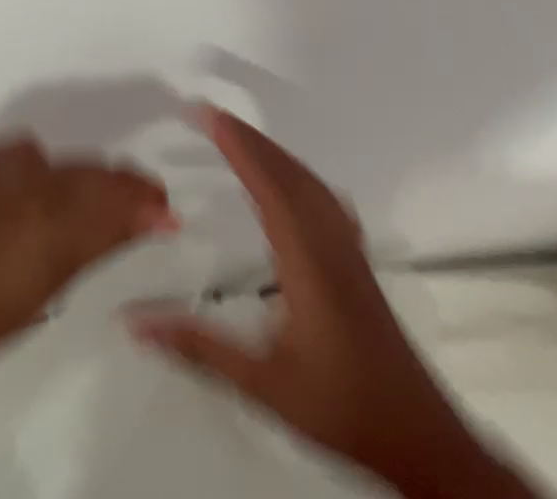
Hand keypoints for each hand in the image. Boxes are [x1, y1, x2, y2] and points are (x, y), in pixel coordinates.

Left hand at [0, 134, 175, 369]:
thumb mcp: (58, 279)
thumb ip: (106, 238)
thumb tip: (157, 217)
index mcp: (50, 209)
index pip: (116, 187)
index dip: (146, 197)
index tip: (165, 212)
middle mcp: (25, 175)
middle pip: (91, 170)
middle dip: (119, 190)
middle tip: (138, 215)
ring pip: (61, 161)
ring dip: (84, 181)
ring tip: (90, 211)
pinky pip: (26, 156)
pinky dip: (46, 172)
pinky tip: (43, 197)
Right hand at [130, 107, 526, 495]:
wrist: (422, 440)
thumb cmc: (345, 410)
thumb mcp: (262, 384)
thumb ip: (198, 347)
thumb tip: (134, 322)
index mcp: (310, 267)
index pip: (272, 189)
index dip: (240, 147)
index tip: (207, 115)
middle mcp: (334, 251)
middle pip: (294, 178)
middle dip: (252, 140)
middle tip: (211, 115)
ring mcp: (351, 259)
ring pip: (314, 189)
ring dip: (276, 156)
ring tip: (241, 140)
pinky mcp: (358, 272)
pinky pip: (327, 206)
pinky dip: (299, 180)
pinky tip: (291, 190)